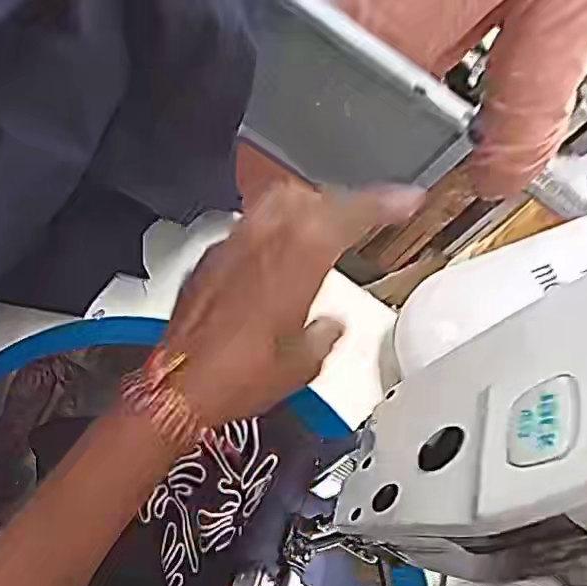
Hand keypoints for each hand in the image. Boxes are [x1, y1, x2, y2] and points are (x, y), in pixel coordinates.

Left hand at [165, 184, 422, 425]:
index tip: (406, 200)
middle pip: (311, 196)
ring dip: (303, 213)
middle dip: (340, 206)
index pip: (352, 212)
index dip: (386, 202)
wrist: (179, 387)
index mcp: (298, 257)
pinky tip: (271, 261)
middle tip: (356, 225)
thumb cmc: (238, 378)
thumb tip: (329, 325)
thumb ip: (324, 335)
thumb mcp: (301, 366)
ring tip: (316, 237)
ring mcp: (230, 244)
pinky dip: (267, 236)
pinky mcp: (207, 260)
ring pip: (274, 204)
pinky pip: (244, 230)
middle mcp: (262, 238)